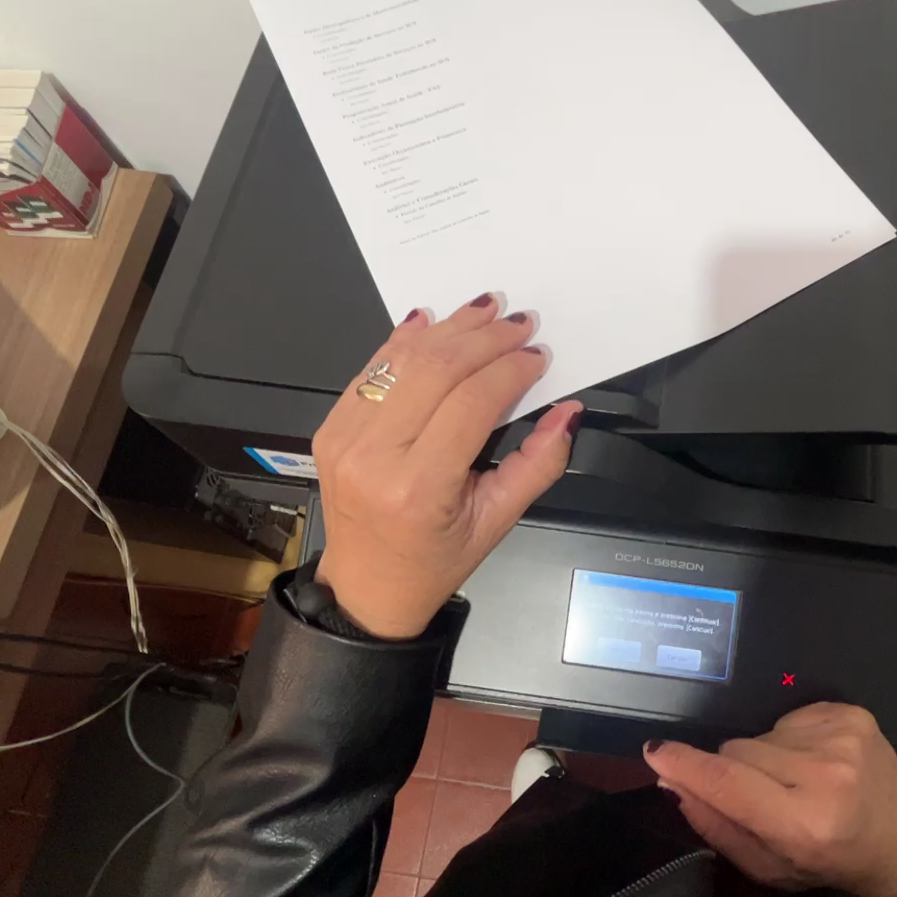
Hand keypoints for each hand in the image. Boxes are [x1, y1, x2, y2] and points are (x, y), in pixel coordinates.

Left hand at [312, 293, 582, 638]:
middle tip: (519, 323)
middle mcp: (374, 457)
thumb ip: (538, 465)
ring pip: (404, 361)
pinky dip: (405, 341)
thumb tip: (566, 414)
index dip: (510, 370)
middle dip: (485, 338)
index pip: (472, 402)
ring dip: (449, 329)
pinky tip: (432, 322)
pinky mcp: (330, 428)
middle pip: (437, 370)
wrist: (368, 585)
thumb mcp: (497, 522)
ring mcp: (345, 439)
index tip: (536, 356)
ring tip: (484, 310)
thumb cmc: (431, 561)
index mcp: (418, 488)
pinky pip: (372, 370)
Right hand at [644, 702, 896, 896]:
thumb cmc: (829, 862)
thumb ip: (715, 824)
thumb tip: (670, 780)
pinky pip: (788, 716)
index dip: (685, 764)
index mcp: (805, 823)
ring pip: (759, 732)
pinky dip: (791, 737)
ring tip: (794, 778)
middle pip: (736, 749)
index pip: (726, 781)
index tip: (656, 752)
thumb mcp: (768, 866)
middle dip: (735, 769)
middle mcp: (824, 775)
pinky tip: (814, 758)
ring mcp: (841, 738)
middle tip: (763, 793)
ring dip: (766, 753)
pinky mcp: (850, 712)